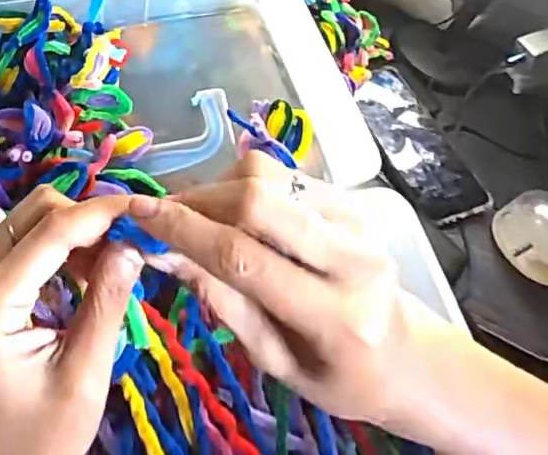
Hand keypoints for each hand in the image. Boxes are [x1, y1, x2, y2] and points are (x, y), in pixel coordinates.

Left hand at [0, 186, 142, 454]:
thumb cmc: (40, 439)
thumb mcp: (83, 379)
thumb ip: (106, 303)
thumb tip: (133, 242)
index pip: (50, 231)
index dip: (100, 213)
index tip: (142, 211)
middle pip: (37, 210)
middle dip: (88, 219)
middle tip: (128, 246)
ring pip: (32, 216)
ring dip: (77, 228)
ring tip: (110, 263)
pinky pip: (25, 236)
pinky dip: (62, 242)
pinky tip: (86, 269)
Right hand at [127, 152, 446, 429]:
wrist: (409, 354)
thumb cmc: (340, 375)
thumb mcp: (278, 364)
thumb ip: (223, 304)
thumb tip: (165, 252)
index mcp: (334, 316)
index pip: (243, 257)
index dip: (183, 230)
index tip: (138, 216)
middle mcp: (349, 257)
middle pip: (256, 199)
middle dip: (198, 200)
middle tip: (165, 213)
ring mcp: (353, 219)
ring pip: (266, 175)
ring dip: (217, 187)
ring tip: (197, 213)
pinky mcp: (348, 197)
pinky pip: (280, 173)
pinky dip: (242, 184)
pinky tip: (232, 209)